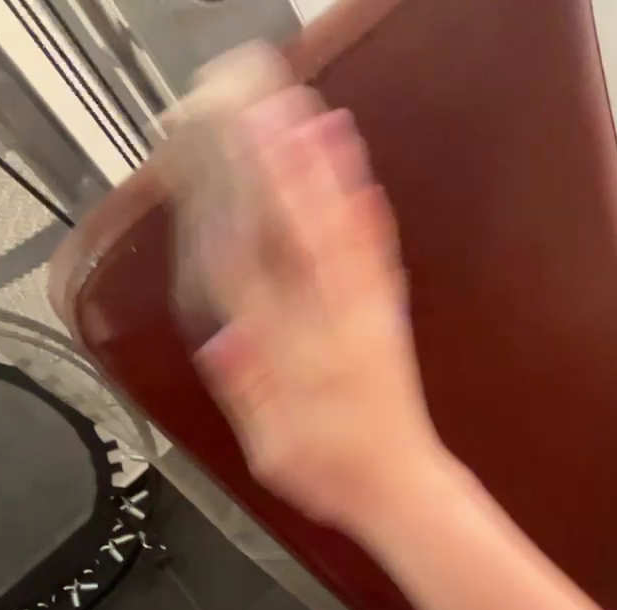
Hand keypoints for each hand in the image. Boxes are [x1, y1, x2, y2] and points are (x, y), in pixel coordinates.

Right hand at [183, 46, 450, 532]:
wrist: (400, 486)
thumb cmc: (337, 473)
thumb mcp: (274, 451)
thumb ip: (248, 393)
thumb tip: (222, 342)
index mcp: (298, 362)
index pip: (254, 280)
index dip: (234, 224)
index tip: (216, 176)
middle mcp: (335, 331)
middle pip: (303, 240)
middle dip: (283, 174)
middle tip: (268, 115)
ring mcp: (368, 322)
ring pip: (346, 241)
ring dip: (331, 182)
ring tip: (318, 124)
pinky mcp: (388, 323)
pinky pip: (381, 266)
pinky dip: (373, 223)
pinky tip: (366, 187)